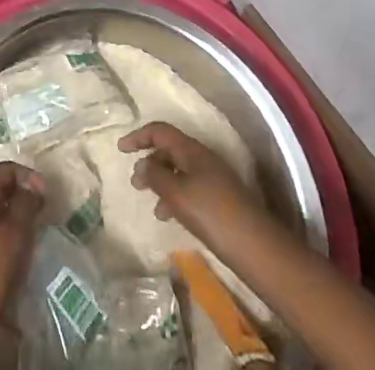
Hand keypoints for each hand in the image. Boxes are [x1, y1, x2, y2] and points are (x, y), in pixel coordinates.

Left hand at [0, 161, 45, 313]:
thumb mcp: (16, 231)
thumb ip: (27, 202)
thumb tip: (34, 183)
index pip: (5, 169)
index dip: (28, 175)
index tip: (46, 194)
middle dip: (23, 195)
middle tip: (42, 211)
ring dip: (16, 215)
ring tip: (34, 231)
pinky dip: (6, 231)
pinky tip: (18, 249)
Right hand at [117, 122, 259, 246]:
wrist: (253, 244)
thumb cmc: (210, 212)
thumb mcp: (176, 192)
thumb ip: (155, 176)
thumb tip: (142, 164)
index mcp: (191, 150)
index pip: (160, 131)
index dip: (139, 136)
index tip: (121, 149)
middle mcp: (202, 158)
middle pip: (170, 149)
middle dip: (150, 162)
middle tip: (136, 182)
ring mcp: (212, 178)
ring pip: (179, 171)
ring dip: (161, 182)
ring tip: (152, 204)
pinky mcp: (218, 198)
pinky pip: (188, 188)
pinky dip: (174, 197)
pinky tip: (170, 216)